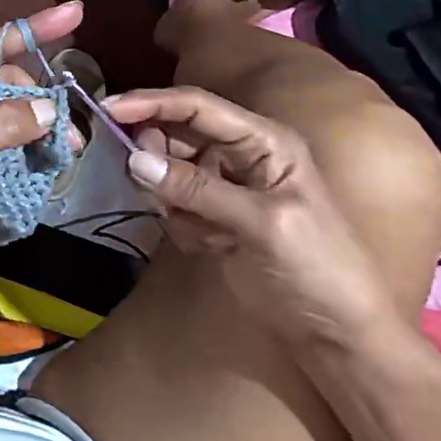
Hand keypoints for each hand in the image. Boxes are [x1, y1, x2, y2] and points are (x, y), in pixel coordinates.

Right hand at [104, 86, 398, 349]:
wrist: (336, 337)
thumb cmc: (317, 270)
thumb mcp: (262, 224)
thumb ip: (198, 189)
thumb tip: (134, 160)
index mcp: (263, 140)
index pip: (196, 106)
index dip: (150, 102)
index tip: (105, 109)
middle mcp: (240, 154)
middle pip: (175, 132)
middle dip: (153, 150)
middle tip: (140, 178)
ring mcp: (224, 186)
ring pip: (169, 167)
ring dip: (166, 192)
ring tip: (192, 224)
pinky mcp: (211, 216)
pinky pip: (173, 202)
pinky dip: (177, 219)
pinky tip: (207, 245)